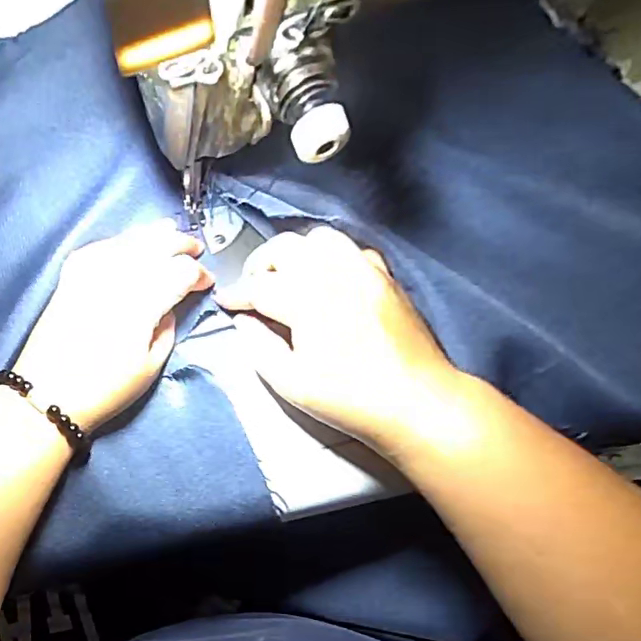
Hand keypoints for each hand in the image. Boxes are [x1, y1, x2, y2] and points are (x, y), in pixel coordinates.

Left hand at [11, 222, 212, 431]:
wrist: (48, 393)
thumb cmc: (103, 389)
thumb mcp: (150, 366)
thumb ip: (167, 328)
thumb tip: (171, 306)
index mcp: (143, 302)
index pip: (181, 271)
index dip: (199, 273)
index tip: (206, 282)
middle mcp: (118, 277)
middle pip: (157, 244)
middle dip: (181, 243)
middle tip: (194, 250)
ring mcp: (91, 271)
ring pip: (130, 238)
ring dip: (153, 235)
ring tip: (167, 236)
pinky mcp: (71, 275)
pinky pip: (102, 245)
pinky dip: (121, 241)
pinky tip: (128, 245)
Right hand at [216, 226, 464, 452]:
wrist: (415, 400)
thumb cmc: (351, 398)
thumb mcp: (291, 383)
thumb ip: (259, 347)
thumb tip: (244, 322)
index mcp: (307, 299)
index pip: (259, 284)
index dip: (236, 293)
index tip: (226, 302)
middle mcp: (335, 274)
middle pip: (285, 248)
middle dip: (260, 264)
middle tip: (251, 287)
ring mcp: (364, 271)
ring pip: (319, 240)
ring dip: (294, 253)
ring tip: (285, 277)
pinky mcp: (384, 277)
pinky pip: (351, 250)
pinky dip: (329, 257)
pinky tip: (326, 280)